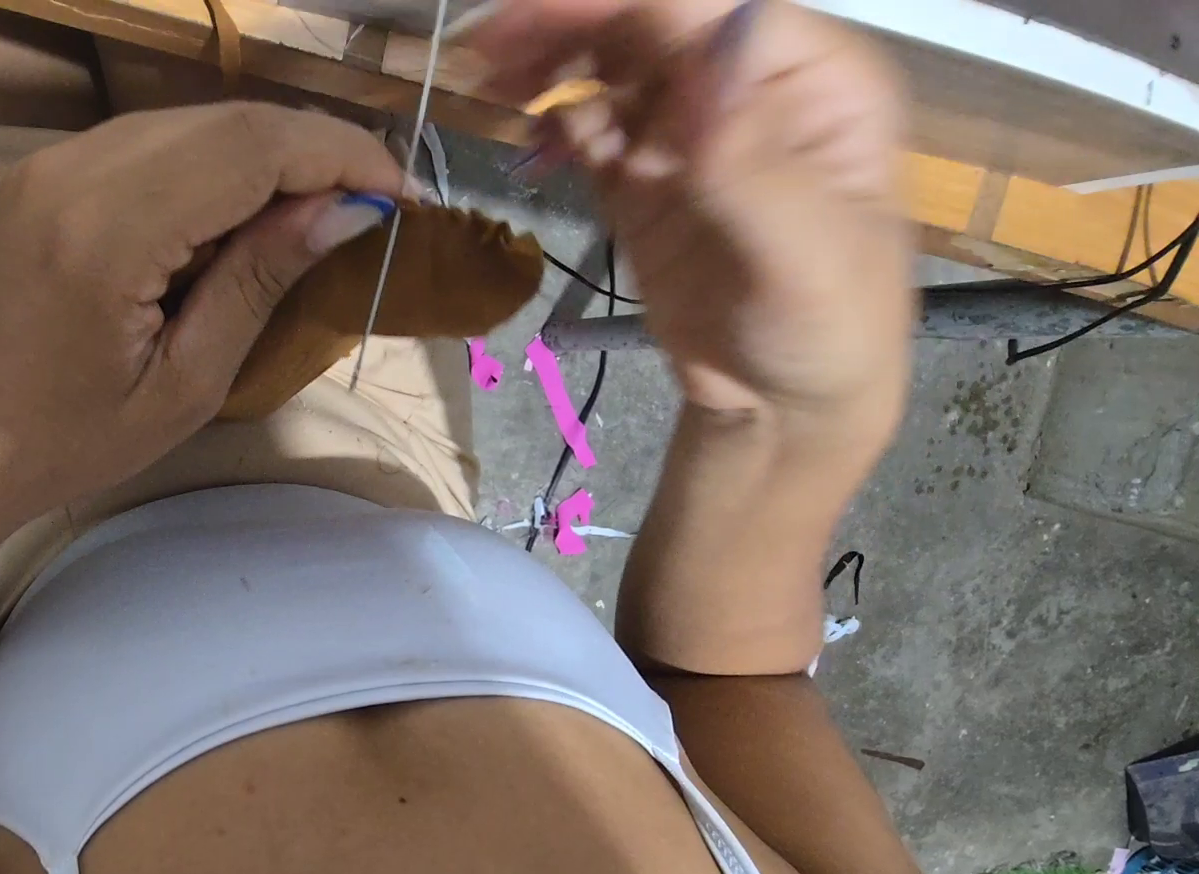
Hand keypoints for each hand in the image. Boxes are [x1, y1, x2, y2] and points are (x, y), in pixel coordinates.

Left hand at [0, 102, 412, 546]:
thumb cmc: (72, 446)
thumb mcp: (183, 386)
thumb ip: (257, 283)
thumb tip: (342, 210)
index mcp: (106, 231)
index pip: (250, 147)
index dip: (337, 156)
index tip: (398, 193)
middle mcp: (69, 171)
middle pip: (222, 120)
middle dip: (310, 149)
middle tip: (367, 203)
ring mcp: (43, 165)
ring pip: (184, 124)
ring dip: (261, 156)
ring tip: (313, 213)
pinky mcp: (34, 178)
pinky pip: (142, 146)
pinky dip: (206, 167)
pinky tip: (235, 215)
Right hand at [471, 0, 912, 426]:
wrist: (780, 398)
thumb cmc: (823, 325)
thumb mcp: (805, 253)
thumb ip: (753, 161)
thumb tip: (709, 58)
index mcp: (804, 79)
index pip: (699, 13)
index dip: (609, 7)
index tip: (524, 18)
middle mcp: (743, 92)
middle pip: (647, 30)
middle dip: (569, 29)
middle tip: (488, 51)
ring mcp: (686, 141)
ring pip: (613, 76)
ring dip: (554, 71)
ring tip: (496, 86)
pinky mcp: (645, 188)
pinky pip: (595, 138)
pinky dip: (560, 130)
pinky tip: (536, 144)